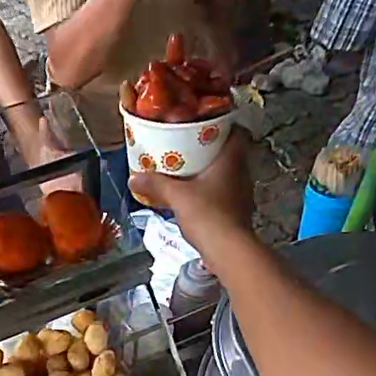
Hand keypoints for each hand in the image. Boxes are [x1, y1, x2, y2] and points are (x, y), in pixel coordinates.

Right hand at [127, 128, 255, 233]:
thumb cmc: (208, 214)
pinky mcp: (237, 211)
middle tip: (188, 150)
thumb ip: (155, 185)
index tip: (204, 127)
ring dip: (209, 172)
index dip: (223, 126)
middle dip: (210, 150)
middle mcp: (242, 172)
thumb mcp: (177, 196)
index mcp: (232, 159)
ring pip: (226, 173)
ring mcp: (242, 192)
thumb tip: (133, 178)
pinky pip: (223, 192)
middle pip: (229, 152)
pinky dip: (210, 191)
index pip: (237, 132)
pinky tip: (194, 197)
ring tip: (187, 173)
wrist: (227, 248)